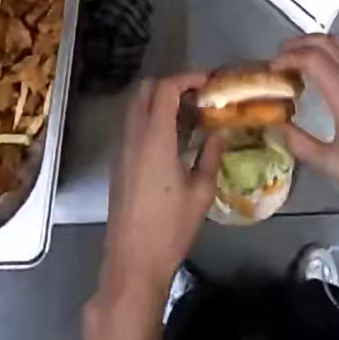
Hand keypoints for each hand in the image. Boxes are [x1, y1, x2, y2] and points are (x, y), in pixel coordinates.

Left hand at [95, 73, 224, 301]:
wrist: (132, 262)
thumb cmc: (170, 228)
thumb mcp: (201, 192)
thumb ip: (210, 156)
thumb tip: (220, 133)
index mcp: (154, 138)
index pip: (166, 89)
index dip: (187, 78)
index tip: (208, 82)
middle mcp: (133, 136)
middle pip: (146, 90)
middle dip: (172, 85)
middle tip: (198, 96)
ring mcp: (122, 148)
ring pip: (137, 106)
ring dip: (160, 101)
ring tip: (188, 115)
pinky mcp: (118, 162)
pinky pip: (133, 125)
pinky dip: (151, 118)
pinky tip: (172, 138)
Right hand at [272, 34, 338, 211]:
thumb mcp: (336, 166)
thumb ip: (302, 145)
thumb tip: (277, 127)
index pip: (314, 60)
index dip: (289, 58)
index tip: (272, 69)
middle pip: (326, 43)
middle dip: (298, 44)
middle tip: (280, 59)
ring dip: (315, 44)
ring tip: (297, 59)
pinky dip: (330, 52)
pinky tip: (322, 71)